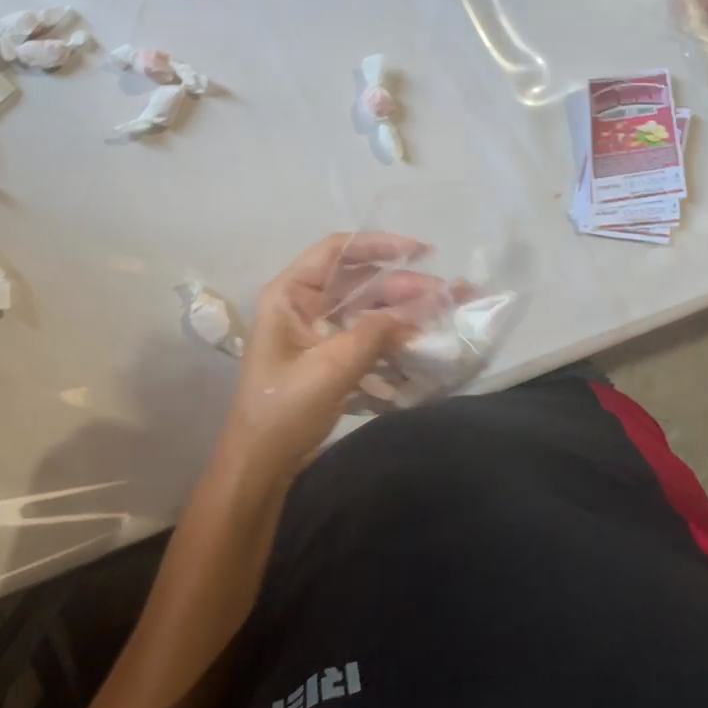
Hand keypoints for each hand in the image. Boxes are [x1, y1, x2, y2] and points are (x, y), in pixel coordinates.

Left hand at [219, 233, 426, 472]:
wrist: (260, 463)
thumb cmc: (284, 409)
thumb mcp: (331, 367)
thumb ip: (376, 333)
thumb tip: (420, 308)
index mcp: (290, 295)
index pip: (337, 251)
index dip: (379, 245)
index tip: (422, 252)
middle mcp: (302, 306)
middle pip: (358, 282)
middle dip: (402, 286)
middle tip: (446, 295)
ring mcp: (315, 333)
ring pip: (365, 312)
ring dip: (402, 315)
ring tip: (443, 317)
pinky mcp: (327, 360)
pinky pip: (364, 339)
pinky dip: (391, 341)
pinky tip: (422, 348)